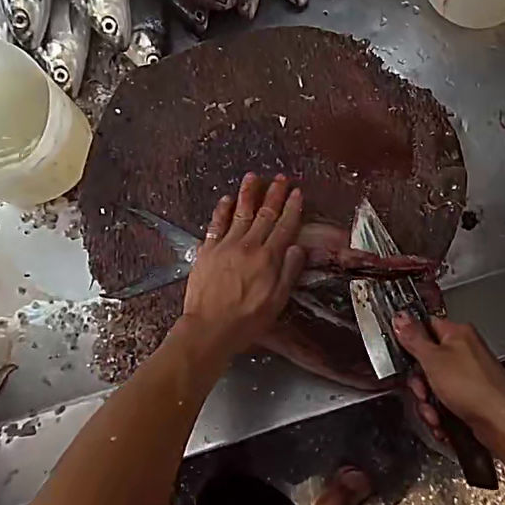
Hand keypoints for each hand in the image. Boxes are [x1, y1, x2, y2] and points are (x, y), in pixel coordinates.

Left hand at [177, 173, 305, 357]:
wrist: (209, 327)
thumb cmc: (246, 320)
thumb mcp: (277, 301)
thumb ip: (288, 272)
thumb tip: (297, 247)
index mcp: (268, 259)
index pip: (284, 226)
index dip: (293, 208)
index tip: (297, 193)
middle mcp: (248, 246)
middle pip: (264, 214)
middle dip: (274, 194)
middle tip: (280, 178)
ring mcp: (225, 246)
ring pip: (240, 213)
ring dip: (248, 193)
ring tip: (253, 176)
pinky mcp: (207, 251)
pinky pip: (216, 224)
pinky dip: (222, 210)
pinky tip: (227, 199)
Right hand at [393, 313, 504, 444]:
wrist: (504, 425)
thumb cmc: (476, 388)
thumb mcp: (433, 359)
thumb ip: (413, 338)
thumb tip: (400, 318)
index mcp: (458, 334)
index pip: (425, 327)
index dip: (411, 342)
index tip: (404, 356)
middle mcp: (465, 352)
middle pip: (426, 361)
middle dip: (419, 382)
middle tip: (422, 390)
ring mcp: (468, 376)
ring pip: (432, 385)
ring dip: (427, 402)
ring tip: (435, 412)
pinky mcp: (471, 398)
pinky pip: (444, 402)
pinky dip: (439, 413)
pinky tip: (442, 421)